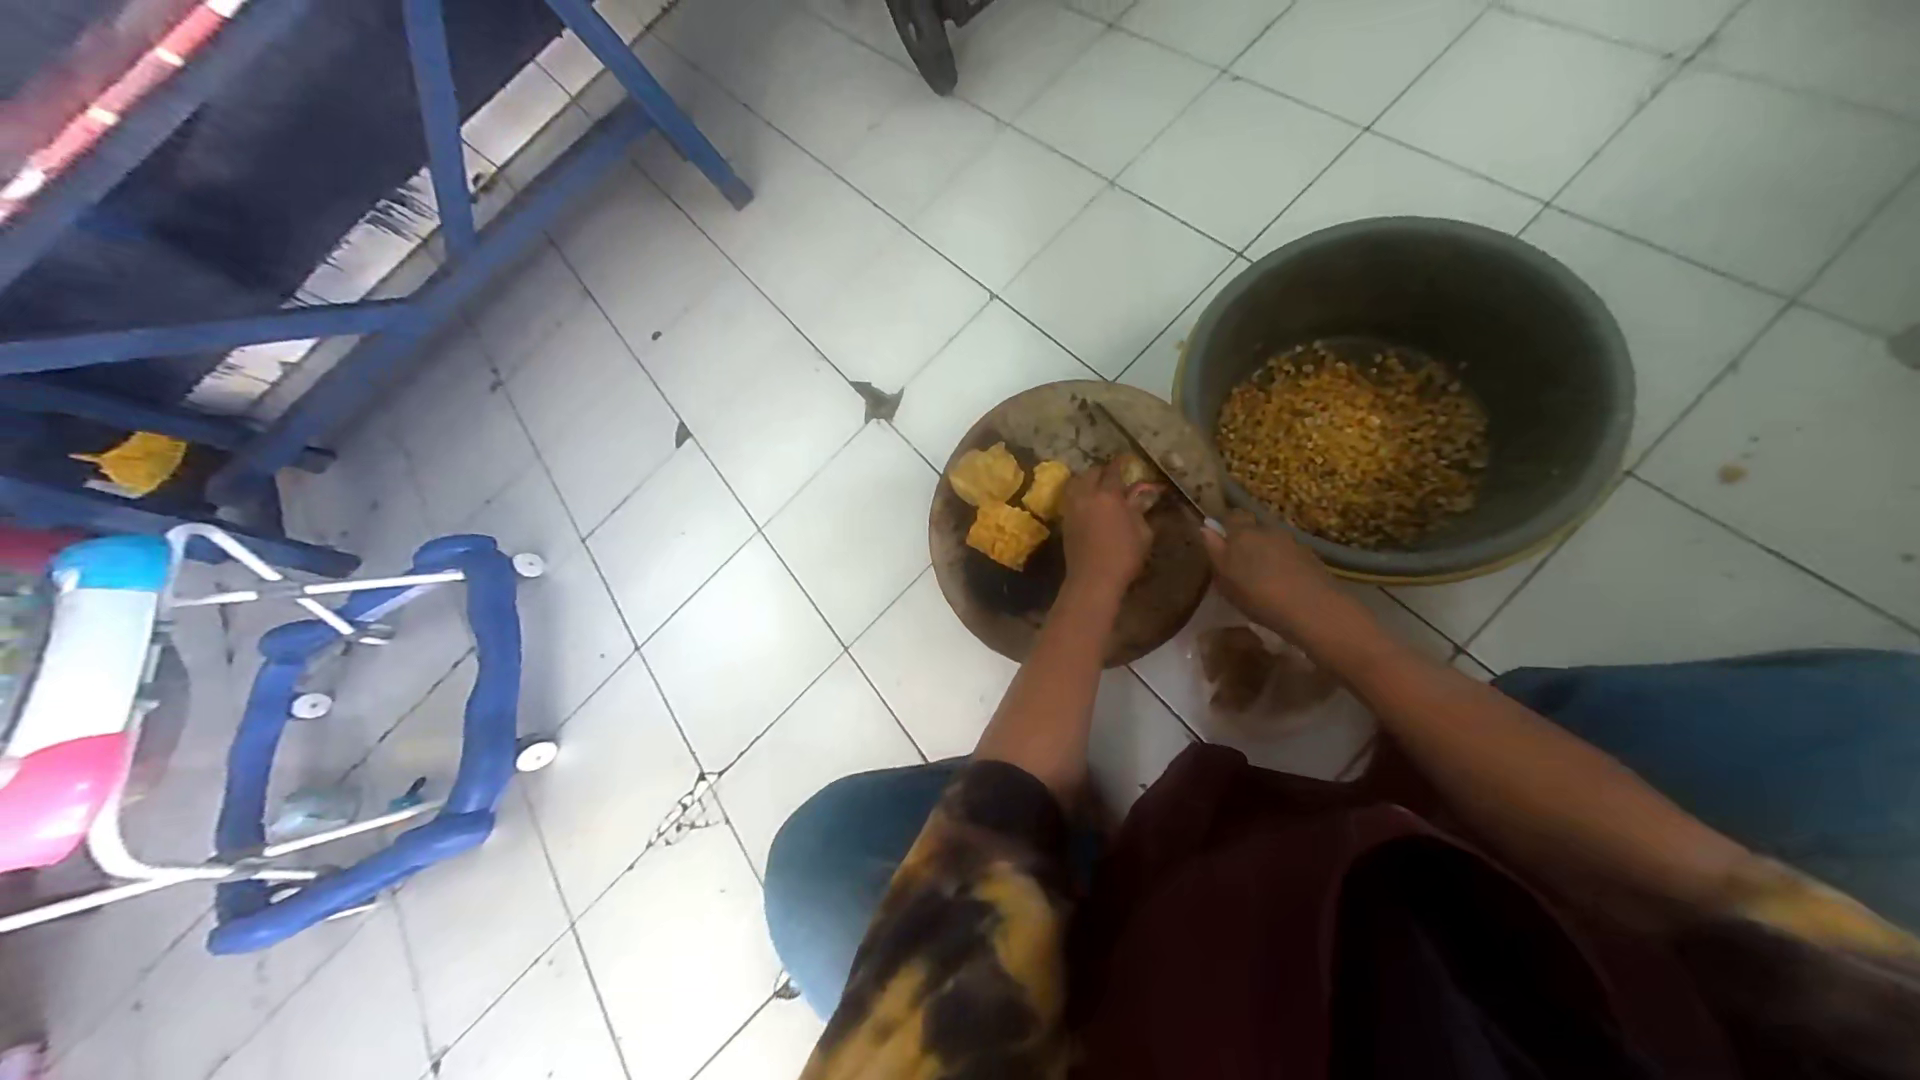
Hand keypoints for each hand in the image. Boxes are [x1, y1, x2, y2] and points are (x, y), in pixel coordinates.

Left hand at [1061, 461, 1154, 599]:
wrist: (1093, 579)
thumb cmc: (1124, 556)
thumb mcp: (1143, 532)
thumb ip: (1139, 509)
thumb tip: (1138, 495)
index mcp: (1107, 495)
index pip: (1113, 471)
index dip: (1121, 463)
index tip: (1126, 459)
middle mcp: (1086, 496)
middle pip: (1090, 473)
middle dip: (1102, 471)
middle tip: (1113, 476)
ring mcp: (1072, 508)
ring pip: (1076, 484)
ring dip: (1086, 481)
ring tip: (1098, 488)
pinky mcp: (1064, 522)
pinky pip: (1070, 499)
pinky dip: (1079, 495)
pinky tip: (1089, 503)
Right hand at [1200, 511, 1346, 636]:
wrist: (1311, 607)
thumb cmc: (1257, 594)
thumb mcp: (1225, 579)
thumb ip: (1214, 551)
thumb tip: (1205, 528)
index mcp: (1241, 532)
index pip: (1231, 516)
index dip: (1225, 525)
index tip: (1220, 541)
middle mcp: (1266, 529)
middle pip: (1253, 526)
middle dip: (1246, 537)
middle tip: (1239, 559)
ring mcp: (1290, 540)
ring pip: (1270, 539)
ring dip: (1264, 550)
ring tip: (1261, 573)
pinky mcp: (1308, 554)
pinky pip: (1287, 552)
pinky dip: (1281, 560)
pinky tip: (1280, 579)